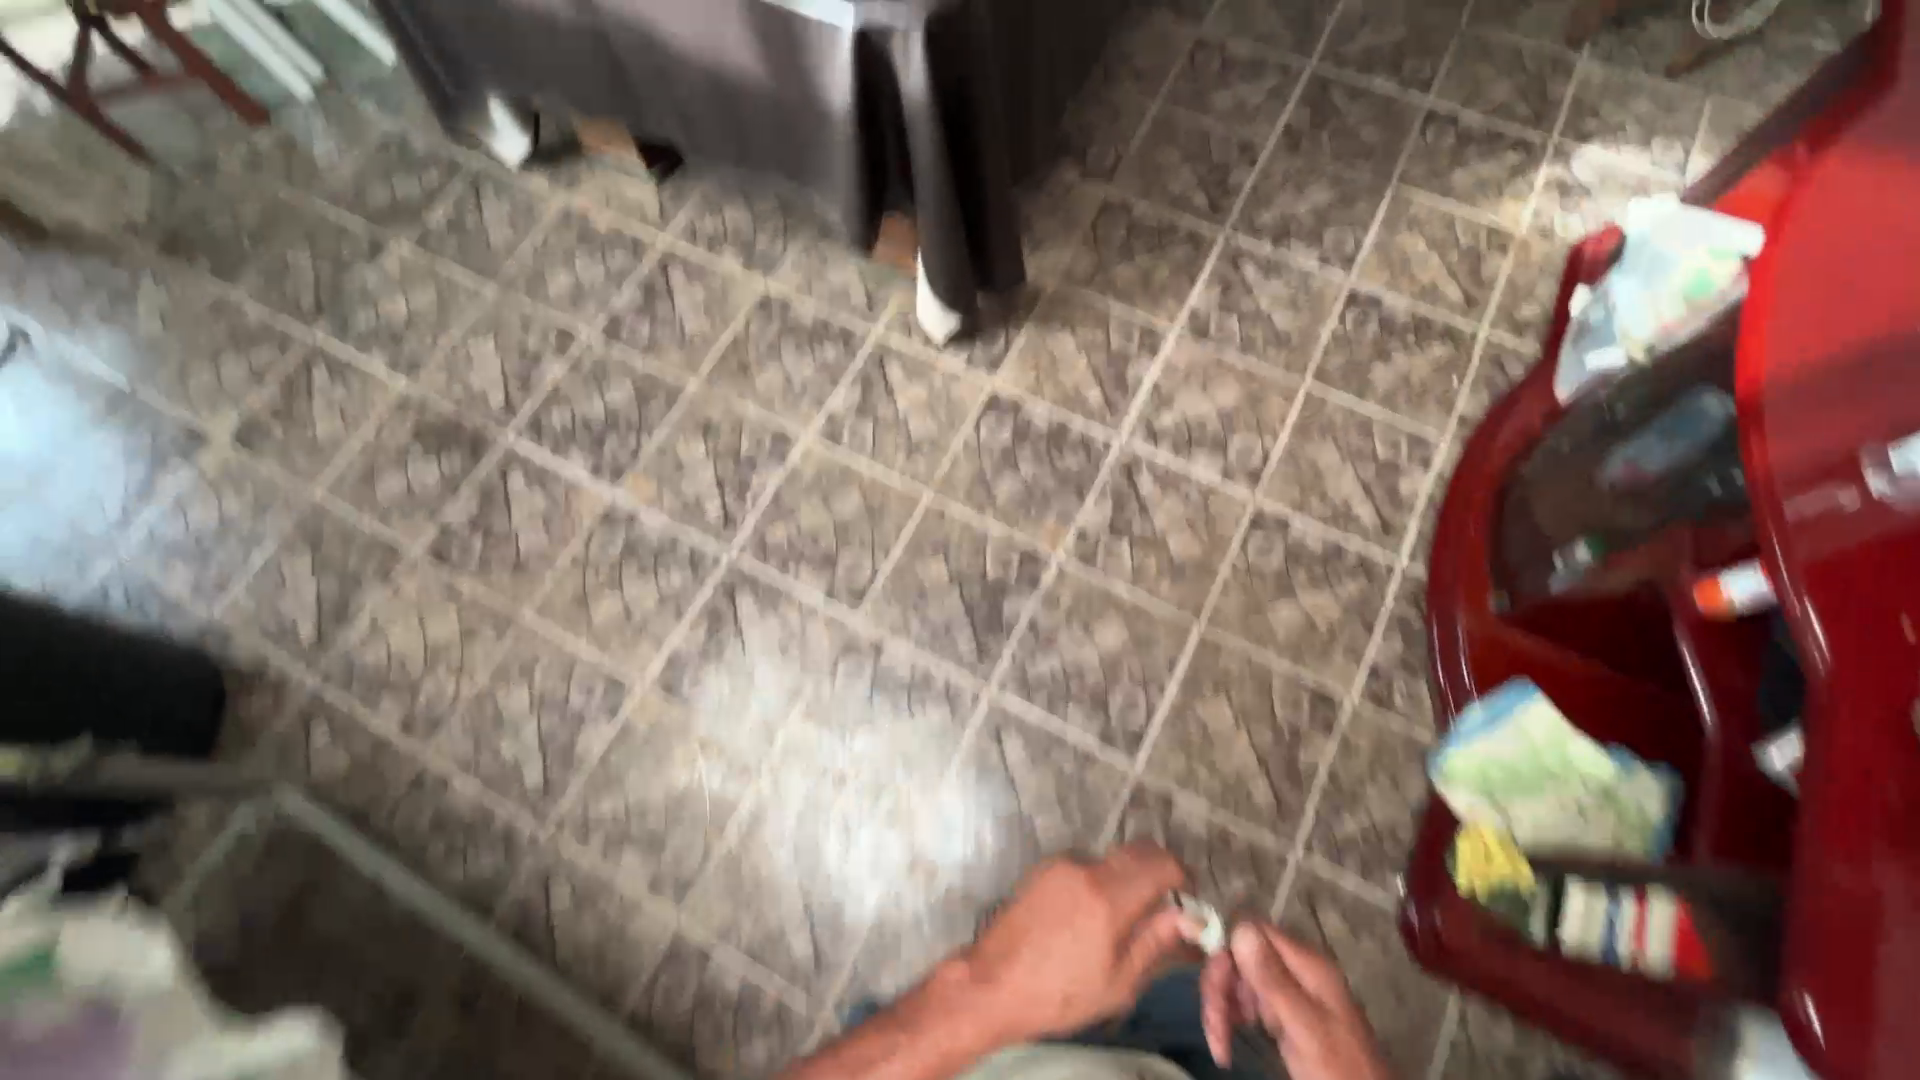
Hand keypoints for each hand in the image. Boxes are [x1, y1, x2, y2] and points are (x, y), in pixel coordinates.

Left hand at [955, 844, 1192, 1042]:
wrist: (991, 983)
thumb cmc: (1059, 993)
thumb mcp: (1117, 982)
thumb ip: (1155, 943)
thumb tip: (1190, 918)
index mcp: (1106, 896)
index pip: (1161, 863)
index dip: (1182, 876)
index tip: (1188, 897)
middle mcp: (1084, 868)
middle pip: (1137, 851)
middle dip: (1159, 871)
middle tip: (1165, 904)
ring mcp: (1060, 864)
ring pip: (1110, 859)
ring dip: (1127, 878)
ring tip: (1124, 919)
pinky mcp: (1043, 868)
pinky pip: (1085, 866)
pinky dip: (1099, 881)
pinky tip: (1091, 916)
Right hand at [1199, 922, 1393, 1079]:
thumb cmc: (1341, 1072)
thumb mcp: (1306, 1029)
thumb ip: (1274, 979)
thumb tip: (1239, 928)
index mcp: (1307, 964)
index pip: (1252, 931)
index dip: (1226, 951)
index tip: (1214, 985)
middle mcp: (1296, 969)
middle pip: (1241, 956)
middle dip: (1221, 987)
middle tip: (1215, 1027)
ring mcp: (1290, 992)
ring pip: (1239, 979)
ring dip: (1222, 1007)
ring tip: (1220, 1045)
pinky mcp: (1284, 1014)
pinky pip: (1247, 1002)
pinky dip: (1231, 1019)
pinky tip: (1227, 1044)